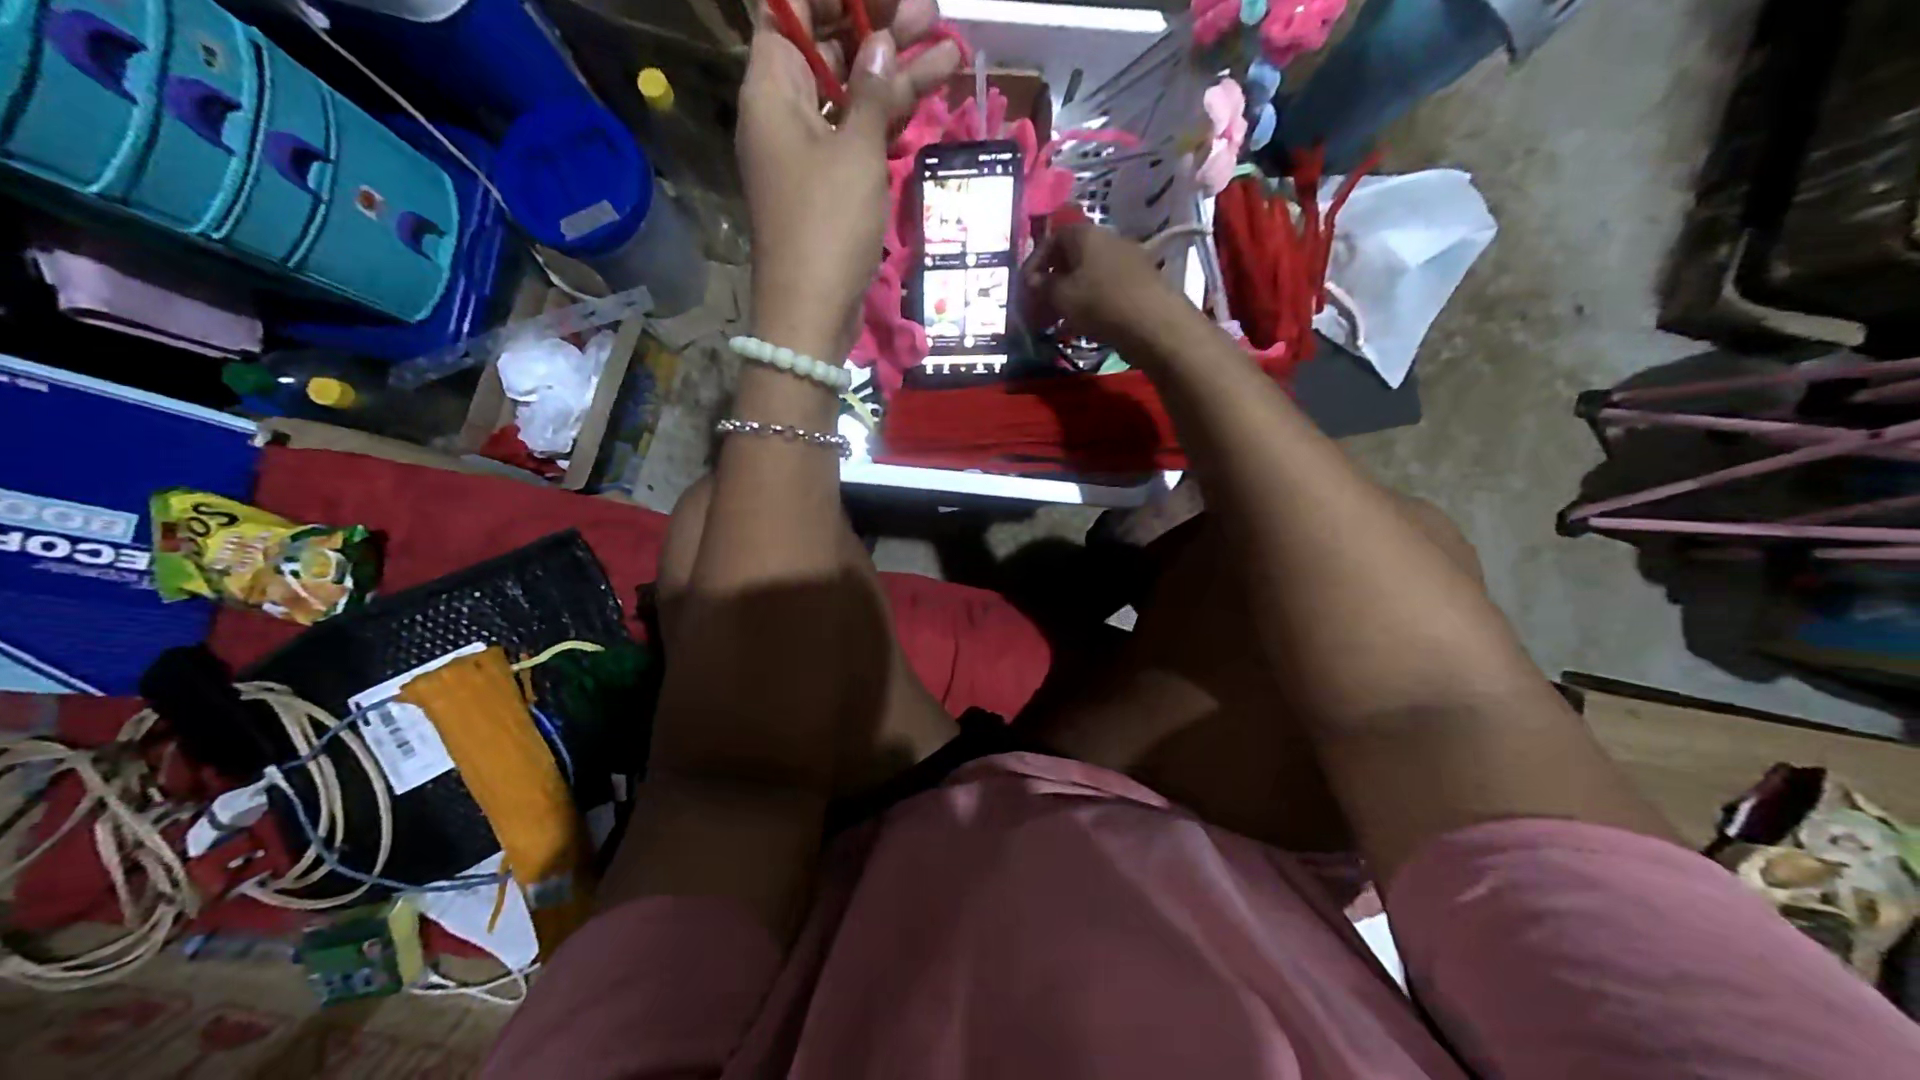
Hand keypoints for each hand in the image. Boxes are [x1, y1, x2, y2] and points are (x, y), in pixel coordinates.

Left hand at [738, 0, 960, 358]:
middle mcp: (784, 112)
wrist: (811, 310)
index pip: (790, 13)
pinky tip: (930, 97)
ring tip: (950, 46)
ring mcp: (807, 150)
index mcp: (771, 90)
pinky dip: (890, 117)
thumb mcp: (856, 151)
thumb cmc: (827, 224)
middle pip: (827, 50)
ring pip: (851, 94)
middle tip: (930, 12)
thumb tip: (881, 45)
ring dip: (896, 72)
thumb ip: (872, 92)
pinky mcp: (829, 183)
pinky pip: (858, 135)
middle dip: (877, 27)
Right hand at [1023, 222, 1197, 354]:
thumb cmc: (1100, 303)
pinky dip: (1086, 305)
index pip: (1052, 238)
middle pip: (1070, 258)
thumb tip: (1033, 281)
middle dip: (1050, 283)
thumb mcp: (1062, 296)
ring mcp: (1125, 262)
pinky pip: (1102, 290)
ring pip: (1086, 277)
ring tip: (1055, 323)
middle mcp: (1107, 240)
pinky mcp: (1136, 284)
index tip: (1026, 287)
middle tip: (1037, 308)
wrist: (1154, 324)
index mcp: (1086, 234)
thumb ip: (1043, 286)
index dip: (1035, 262)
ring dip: (1067, 297)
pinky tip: (1078, 327)